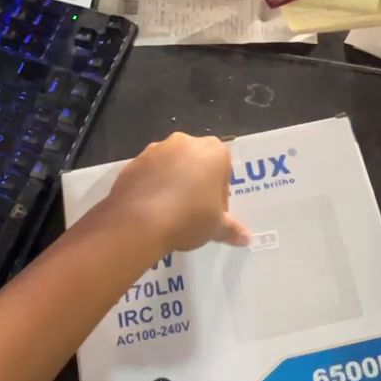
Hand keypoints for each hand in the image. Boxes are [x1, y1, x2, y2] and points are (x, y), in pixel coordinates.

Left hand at [102, 133, 249, 253]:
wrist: (139, 221)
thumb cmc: (189, 217)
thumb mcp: (216, 227)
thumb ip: (232, 229)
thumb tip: (246, 238)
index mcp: (214, 151)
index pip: (223, 171)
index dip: (220, 194)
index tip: (213, 213)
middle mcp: (185, 142)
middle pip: (197, 163)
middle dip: (196, 184)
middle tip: (193, 212)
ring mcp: (156, 149)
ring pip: (172, 166)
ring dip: (173, 183)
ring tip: (170, 213)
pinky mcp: (133, 161)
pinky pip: (149, 173)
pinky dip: (152, 186)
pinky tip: (152, 210)